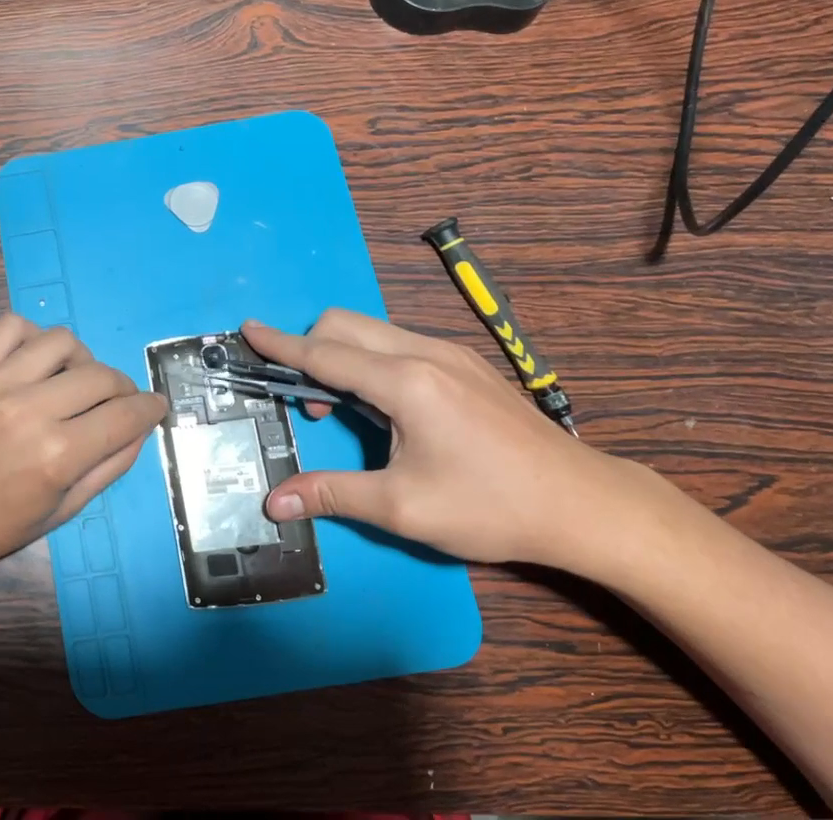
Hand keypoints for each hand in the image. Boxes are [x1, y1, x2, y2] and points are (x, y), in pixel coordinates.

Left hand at [0, 314, 167, 576]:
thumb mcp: (61, 511)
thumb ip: (108, 467)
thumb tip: (140, 430)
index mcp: (58, 455)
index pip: (126, 415)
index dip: (150, 409)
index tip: (155, 407)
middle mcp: (31, 410)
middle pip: (101, 376)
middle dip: (123, 389)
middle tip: (117, 404)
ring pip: (63, 341)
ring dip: (82, 360)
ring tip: (74, 381)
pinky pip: (12, 326)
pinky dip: (33, 337)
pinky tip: (35, 361)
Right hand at [241, 310, 631, 568]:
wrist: (586, 505)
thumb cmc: (491, 506)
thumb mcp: (403, 508)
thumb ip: (332, 494)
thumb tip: (273, 504)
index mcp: (405, 383)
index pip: (324, 354)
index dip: (280, 344)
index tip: (246, 331)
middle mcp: (425, 354)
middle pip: (345, 325)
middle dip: (309, 348)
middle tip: (304, 401)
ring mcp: (451, 355)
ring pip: (373, 332)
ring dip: (341, 357)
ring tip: (342, 410)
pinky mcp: (467, 366)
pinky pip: (399, 344)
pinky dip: (370, 361)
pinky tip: (385, 408)